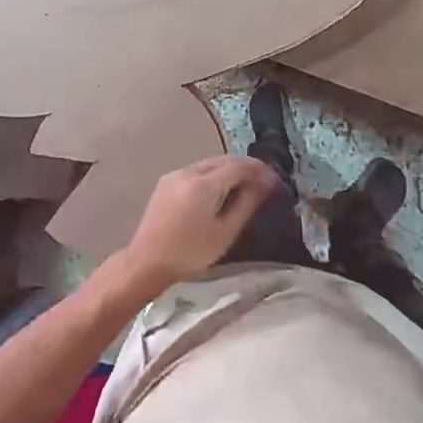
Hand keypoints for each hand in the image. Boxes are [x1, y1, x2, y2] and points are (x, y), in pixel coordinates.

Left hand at [115, 155, 281, 289]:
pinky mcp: (165, 183)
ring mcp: (173, 175)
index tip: (276, 181)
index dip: (260, 170)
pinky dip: (212, 176)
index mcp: (203, 184)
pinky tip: (220, 192)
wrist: (147, 261)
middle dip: (246, 168)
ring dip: (229, 170)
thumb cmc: (190, 253)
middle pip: (223, 160)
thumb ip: (246, 204)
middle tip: (264, 184)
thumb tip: (265, 184)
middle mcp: (187, 172)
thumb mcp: (225, 232)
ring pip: (209, 164)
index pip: (239, 165)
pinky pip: (196, 172)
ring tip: (245, 188)